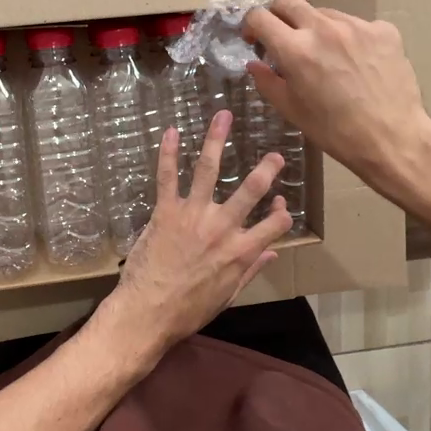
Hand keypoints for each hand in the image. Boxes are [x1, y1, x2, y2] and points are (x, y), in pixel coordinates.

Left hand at [94, 109, 291, 357]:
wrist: (148, 314)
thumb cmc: (189, 310)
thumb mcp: (228, 295)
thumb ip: (251, 270)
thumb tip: (273, 254)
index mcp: (241, 252)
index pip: (274, 225)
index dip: (282, 214)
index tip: (282, 205)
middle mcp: (222, 228)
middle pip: (251, 190)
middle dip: (266, 170)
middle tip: (276, 155)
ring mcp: (193, 216)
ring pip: (208, 170)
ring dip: (217, 140)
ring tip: (223, 116)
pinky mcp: (165, 212)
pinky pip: (167, 177)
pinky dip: (168, 153)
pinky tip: (171, 132)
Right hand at [242, 0, 430, 199]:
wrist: (392, 138)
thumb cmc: (335, 131)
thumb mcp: (291, 110)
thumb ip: (267, 81)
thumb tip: (255, 63)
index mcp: (295, 49)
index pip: (259, 16)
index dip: (251, 25)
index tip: (255, 40)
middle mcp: (323, 28)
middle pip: (288, 1)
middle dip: (278, 16)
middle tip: (284, 38)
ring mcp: (356, 25)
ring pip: (324, 13)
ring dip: (315, 28)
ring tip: (326, 56)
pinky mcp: (383, 30)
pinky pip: (356, 24)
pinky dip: (348, 38)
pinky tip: (356, 62)